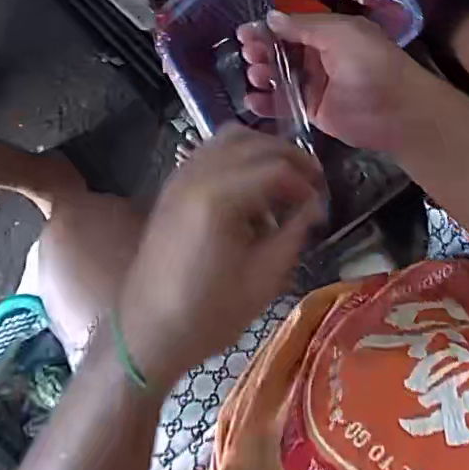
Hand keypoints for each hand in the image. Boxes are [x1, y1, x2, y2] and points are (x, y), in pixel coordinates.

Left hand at [115, 125, 325, 389]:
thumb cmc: (207, 315)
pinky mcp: (175, 183)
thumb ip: (293, 234)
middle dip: (292, 159)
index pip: (277, 169)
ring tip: (287, 177)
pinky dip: (240, 152)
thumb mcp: (263, 281)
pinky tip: (254, 180)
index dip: (306, 184)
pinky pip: (212, 148)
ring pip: (233, 136)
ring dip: (266, 149)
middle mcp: (199, 175)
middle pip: (257, 143)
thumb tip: (314, 206)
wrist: (146, 333)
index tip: (322, 206)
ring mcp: (182, 175)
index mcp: (220, 199)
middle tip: (314, 184)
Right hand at [237, 11, 429, 153]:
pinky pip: (285, 103)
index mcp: (329, 32)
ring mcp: (317, 84)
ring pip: (280, 75)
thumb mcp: (341, 34)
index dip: (268, 28)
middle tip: (247, 53)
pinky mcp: (314, 110)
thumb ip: (304, 26)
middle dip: (262, 50)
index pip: (292, 26)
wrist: (398, 111)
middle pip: (282, 50)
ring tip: (254, 75)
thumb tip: (271, 16)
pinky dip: (267, 102)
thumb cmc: (372, 64)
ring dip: (263, 73)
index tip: (245, 32)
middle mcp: (321, 55)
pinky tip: (252, 100)